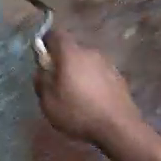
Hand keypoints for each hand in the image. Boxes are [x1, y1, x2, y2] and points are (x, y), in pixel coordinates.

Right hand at [34, 31, 142, 147]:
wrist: (118, 127)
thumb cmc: (78, 112)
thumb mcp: (48, 102)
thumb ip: (41, 81)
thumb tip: (42, 69)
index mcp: (71, 54)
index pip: (56, 34)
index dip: (46, 41)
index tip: (42, 56)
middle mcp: (90, 52)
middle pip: (72, 49)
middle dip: (63, 61)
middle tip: (57, 82)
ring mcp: (107, 64)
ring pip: (86, 62)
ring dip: (79, 72)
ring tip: (75, 94)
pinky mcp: (118, 77)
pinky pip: (99, 73)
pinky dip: (93, 81)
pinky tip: (92, 100)